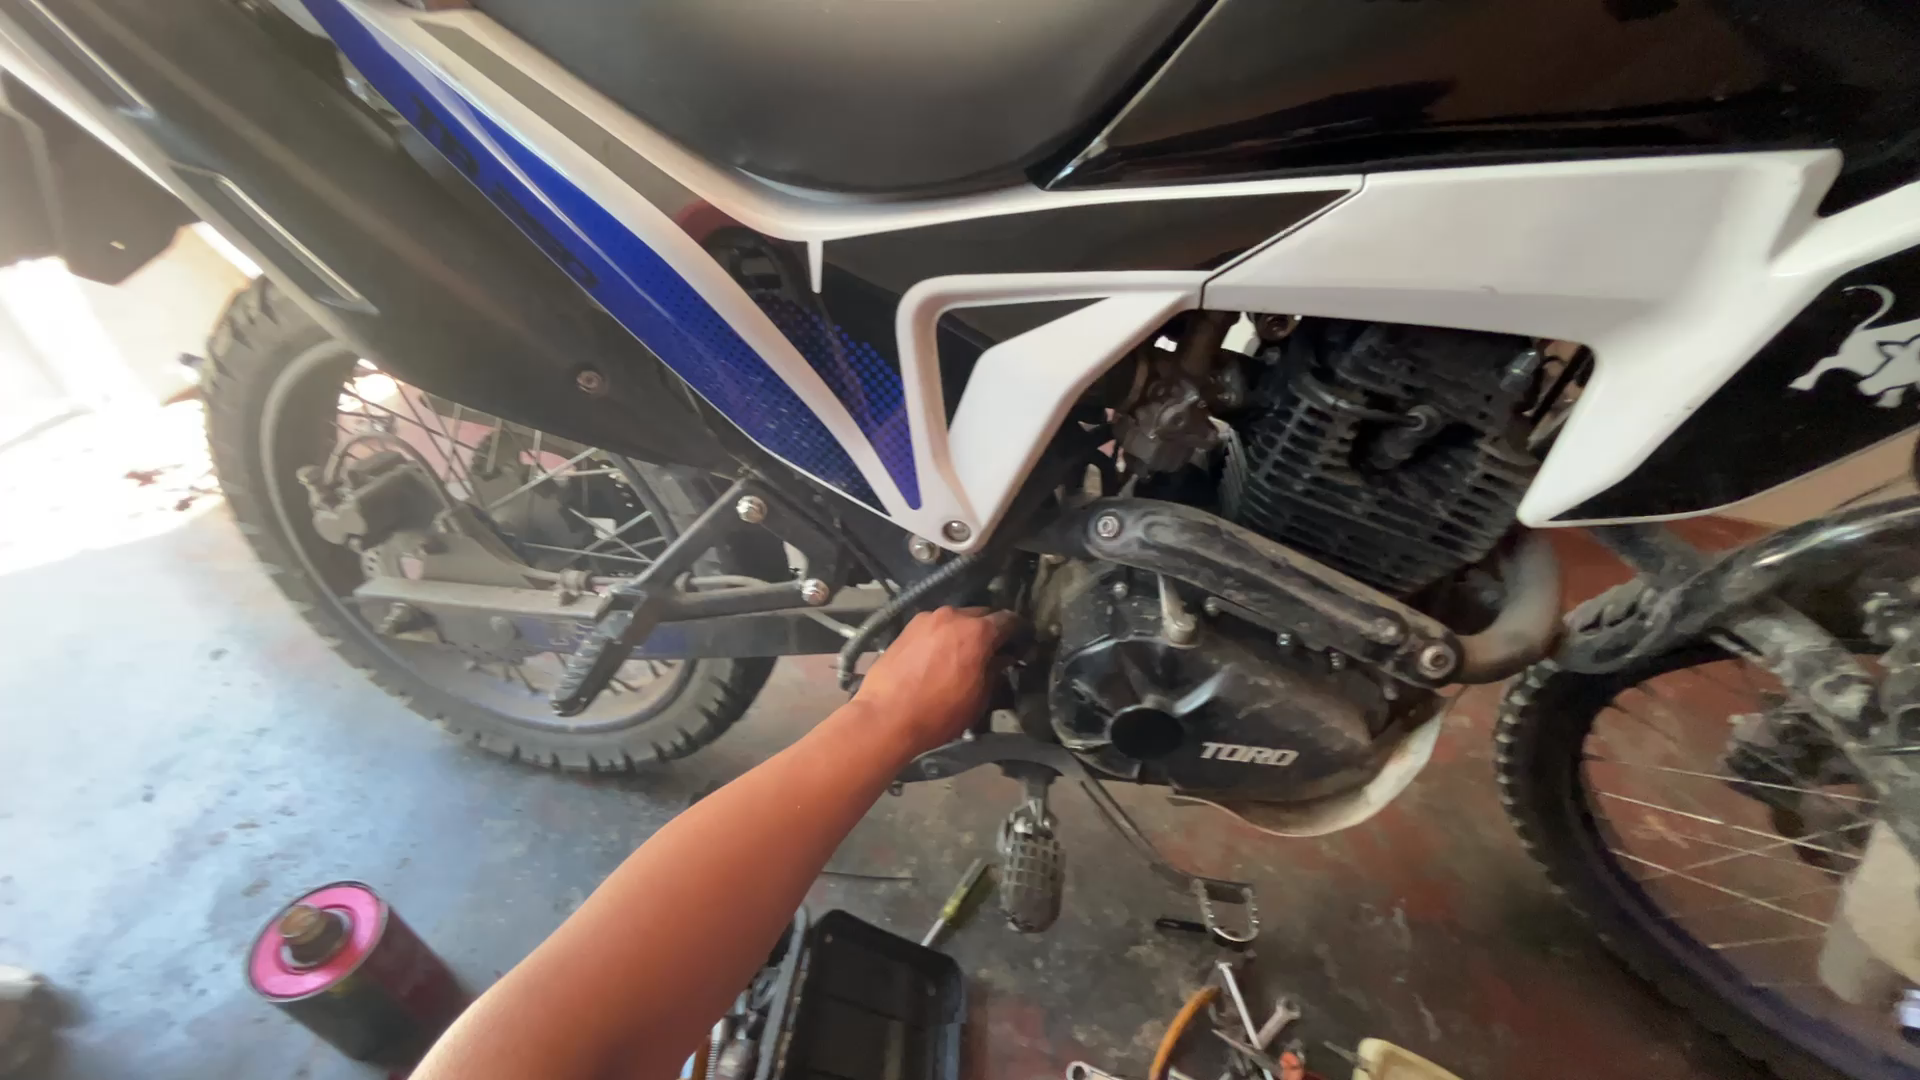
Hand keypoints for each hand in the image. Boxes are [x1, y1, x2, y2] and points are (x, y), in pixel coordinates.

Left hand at [850, 606, 1019, 755]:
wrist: (885, 717)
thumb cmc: (938, 713)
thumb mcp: (978, 698)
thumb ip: (995, 671)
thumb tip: (1003, 658)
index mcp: (977, 631)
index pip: (1009, 620)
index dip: (1019, 631)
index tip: (1022, 643)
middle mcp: (953, 615)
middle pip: (982, 614)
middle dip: (990, 629)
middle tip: (993, 650)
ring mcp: (927, 618)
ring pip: (956, 618)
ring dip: (965, 631)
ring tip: (964, 653)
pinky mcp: (907, 627)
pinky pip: (935, 625)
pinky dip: (943, 634)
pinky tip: (940, 653)